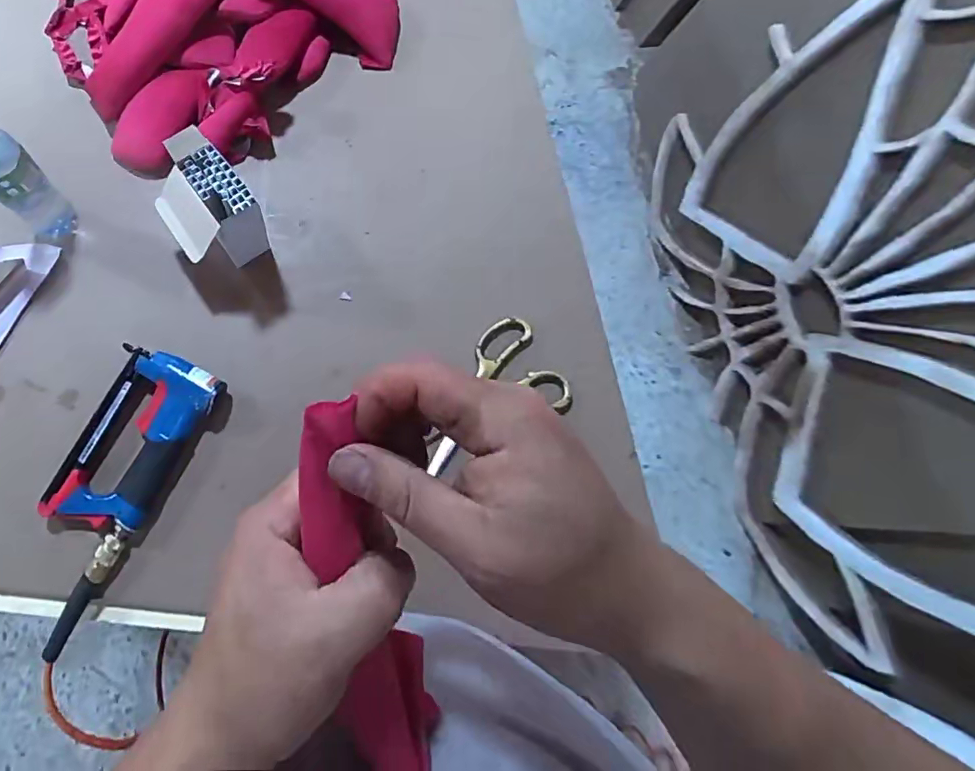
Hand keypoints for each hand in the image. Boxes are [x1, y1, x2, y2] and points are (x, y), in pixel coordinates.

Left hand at [124, 473, 414, 769]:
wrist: (223, 738)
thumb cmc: (270, 677)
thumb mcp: (338, 629)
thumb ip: (381, 580)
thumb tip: (398, 556)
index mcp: (268, 521)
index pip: (323, 475)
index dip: (362, 488)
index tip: (395, 518)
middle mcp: (266, 530)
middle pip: (330, 508)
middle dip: (364, 537)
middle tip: (383, 577)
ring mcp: (269, 561)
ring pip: (332, 543)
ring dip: (357, 569)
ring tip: (367, 606)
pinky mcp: (277, 591)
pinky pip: (323, 571)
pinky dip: (345, 590)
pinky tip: (353, 620)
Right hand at [329, 359, 658, 652]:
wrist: (635, 599)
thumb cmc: (557, 574)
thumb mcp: (469, 540)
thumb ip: (401, 492)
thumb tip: (339, 458)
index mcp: (500, 413)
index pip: (416, 376)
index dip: (371, 398)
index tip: (344, 443)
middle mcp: (507, 400)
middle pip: (423, 384)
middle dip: (379, 415)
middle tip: (354, 463)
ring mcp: (515, 417)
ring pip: (436, 401)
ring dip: (399, 429)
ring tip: (379, 473)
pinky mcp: (516, 437)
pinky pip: (455, 421)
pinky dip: (424, 440)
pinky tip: (414, 474)